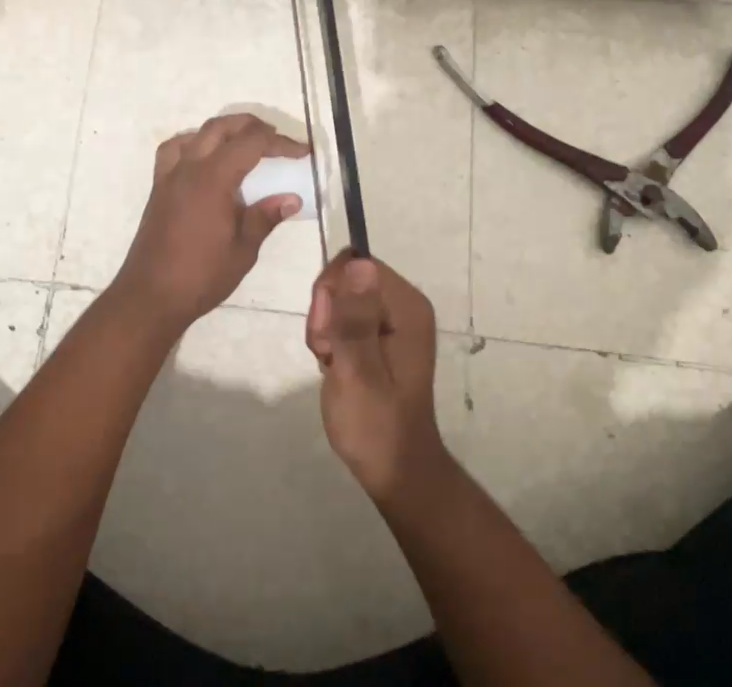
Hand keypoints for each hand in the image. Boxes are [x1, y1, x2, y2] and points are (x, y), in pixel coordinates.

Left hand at [108, 114, 308, 332]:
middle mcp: (188, 168)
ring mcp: (169, 177)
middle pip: (221, 127)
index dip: (279, 143)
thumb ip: (265, 217)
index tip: (302, 153)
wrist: (151, 295)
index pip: (251, 143)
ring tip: (243, 145)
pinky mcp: (158, 189)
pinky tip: (205, 161)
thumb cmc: (202, 275)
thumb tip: (291, 199)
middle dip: (252, 126)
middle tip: (277, 140)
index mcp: (213, 179)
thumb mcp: (244, 250)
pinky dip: (193, 145)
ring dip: (222, 131)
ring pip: (195, 134)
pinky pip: (174, 151)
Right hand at [307, 255, 446, 500]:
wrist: (393, 468)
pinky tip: (336, 367)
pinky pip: (343, 318)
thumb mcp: (357, 371)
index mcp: (406, 308)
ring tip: (334, 366)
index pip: (356, 264)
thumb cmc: (375, 425)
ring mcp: (392, 322)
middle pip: (345, 279)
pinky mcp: (379, 337)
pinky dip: (331, 341)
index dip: (332, 293)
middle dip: (326, 313)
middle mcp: (404, 306)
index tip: (329, 334)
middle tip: (331, 355)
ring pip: (339, 299)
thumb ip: (354, 318)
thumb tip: (357, 263)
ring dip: (325, 330)